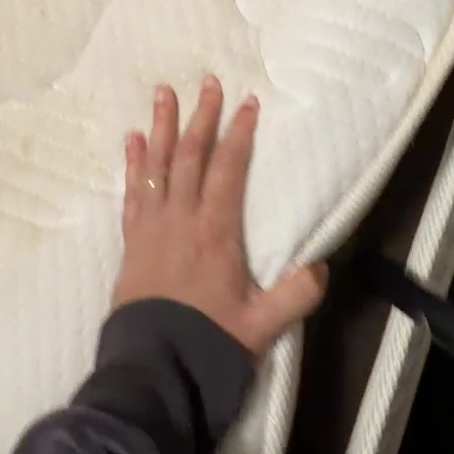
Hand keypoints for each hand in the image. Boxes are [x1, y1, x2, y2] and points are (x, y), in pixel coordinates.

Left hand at [112, 75, 327, 355]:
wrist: (152, 372)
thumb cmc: (209, 344)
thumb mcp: (262, 326)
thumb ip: (295, 295)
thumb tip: (321, 267)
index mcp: (216, 230)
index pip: (228, 169)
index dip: (238, 133)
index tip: (247, 102)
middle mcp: (181, 218)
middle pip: (190, 155)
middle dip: (201, 116)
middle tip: (207, 81)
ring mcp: (152, 226)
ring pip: (156, 165)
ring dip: (161, 126)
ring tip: (162, 92)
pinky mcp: (131, 240)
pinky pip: (132, 192)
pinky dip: (132, 163)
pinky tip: (132, 141)